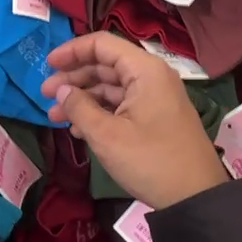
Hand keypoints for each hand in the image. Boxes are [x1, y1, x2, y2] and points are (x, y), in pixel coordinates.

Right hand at [40, 33, 227, 209]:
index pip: (102, 44)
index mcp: (144, 70)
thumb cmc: (150, 160)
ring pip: (111, 87)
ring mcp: (155, 97)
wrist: (195, 197)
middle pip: (105, 65)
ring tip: (55, 116)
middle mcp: (151, 76)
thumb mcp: (107, 135)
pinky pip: (121, 104)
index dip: (72, 51)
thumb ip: (80, 107)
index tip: (47, 65)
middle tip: (45, 95)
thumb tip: (61, 90)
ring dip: (83, 98)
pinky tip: (77, 128)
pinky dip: (99, 112)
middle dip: (73, 79)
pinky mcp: (155, 117)